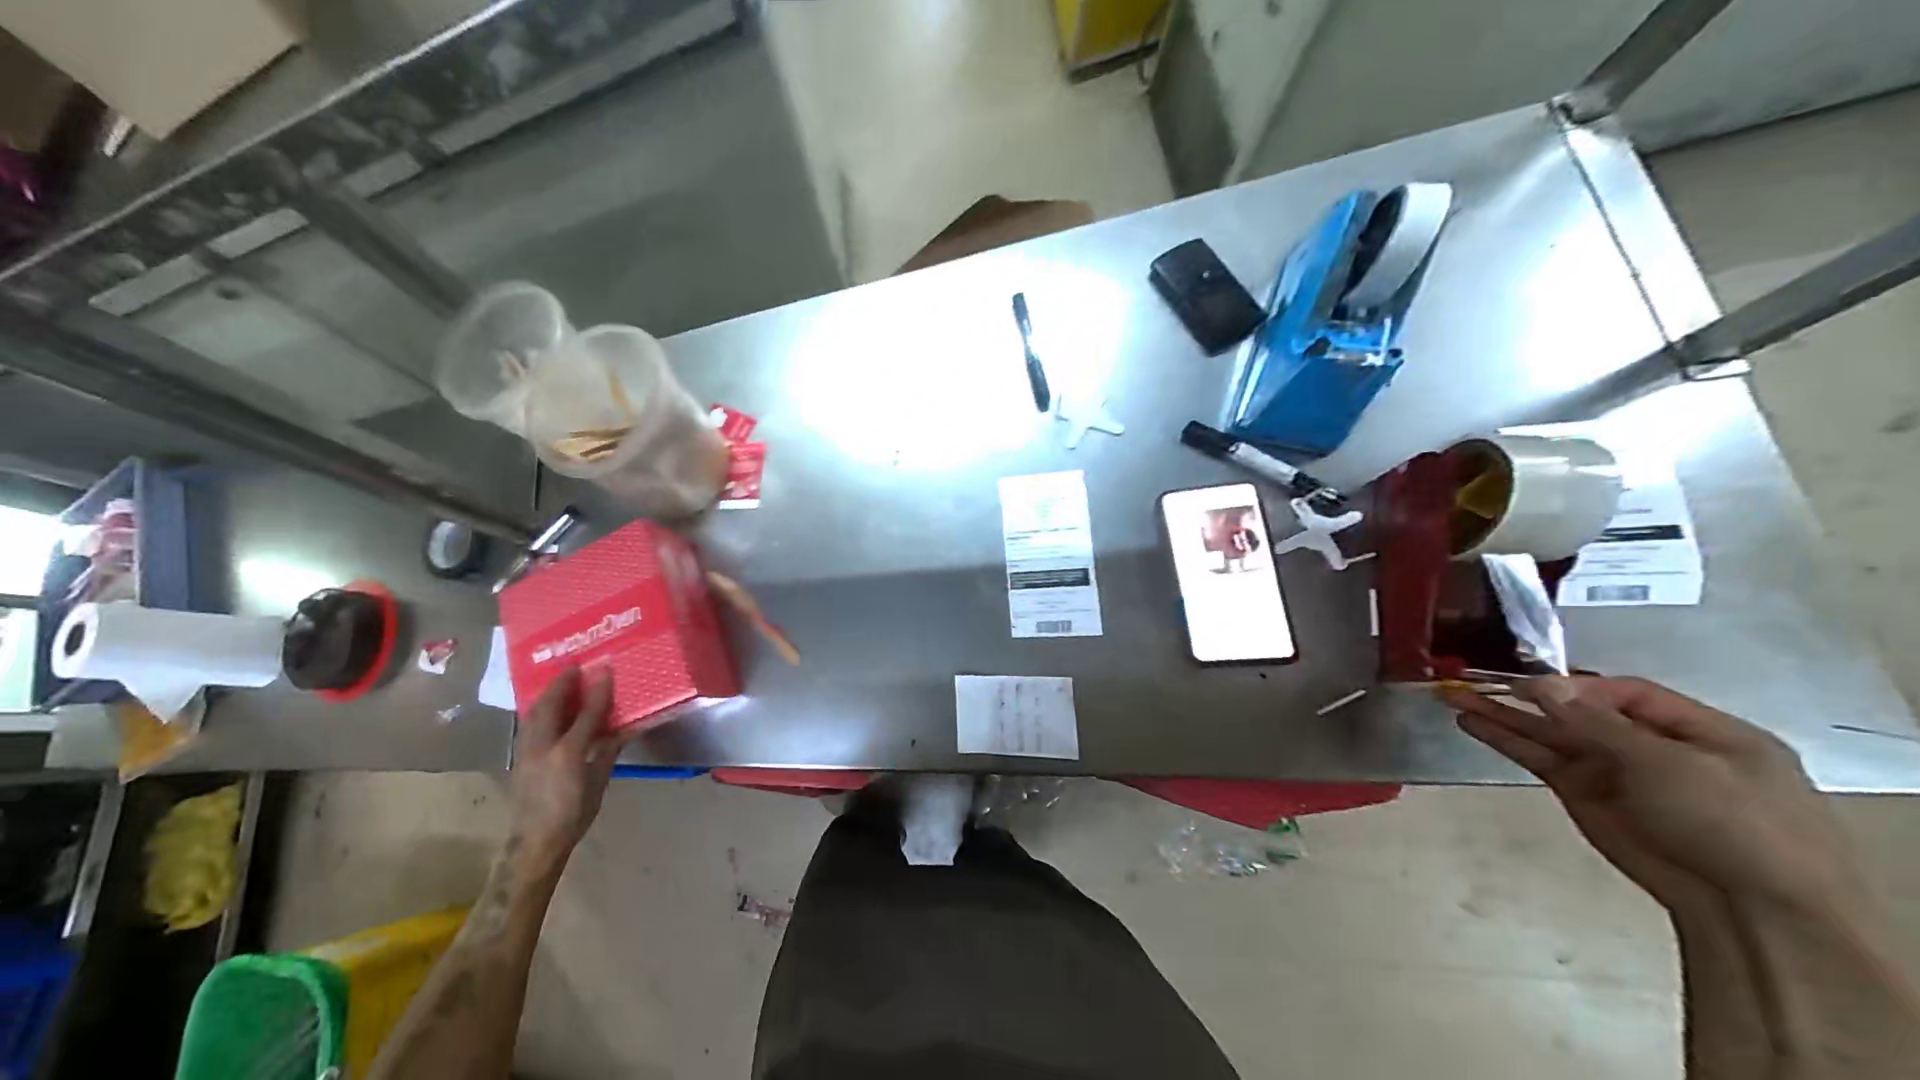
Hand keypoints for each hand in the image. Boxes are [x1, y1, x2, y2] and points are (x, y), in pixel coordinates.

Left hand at [507, 666, 623, 873]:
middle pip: (550, 706)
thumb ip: (608, 752)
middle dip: (562, 684)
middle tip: (575, 667)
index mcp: (567, 753)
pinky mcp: (518, 759)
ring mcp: (526, 752)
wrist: (534, 844)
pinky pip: (529, 725)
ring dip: (547, 694)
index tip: (605, 670)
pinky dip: (538, 710)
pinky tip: (546, 708)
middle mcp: (543, 747)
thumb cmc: (573, 815)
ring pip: (533, 714)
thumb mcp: (598, 783)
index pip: (585, 714)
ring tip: (560, 681)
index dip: (597, 691)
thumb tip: (624, 729)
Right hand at [1439, 676, 1862, 916]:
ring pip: (1550, 734)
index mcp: (1698, 730)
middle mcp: (1652, 745)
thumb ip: (1598, 723)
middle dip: (1525, 695)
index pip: (1624, 692)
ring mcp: (1615, 772)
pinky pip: (1541, 760)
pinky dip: (1507, 741)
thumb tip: (1541, 685)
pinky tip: (1473, 723)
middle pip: (1578, 710)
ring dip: (1503, 714)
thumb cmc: (1732, 821)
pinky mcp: (1585, 796)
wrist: (1751, 909)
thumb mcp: (1670, 763)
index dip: (1574, 685)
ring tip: (1452, 695)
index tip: (1524, 683)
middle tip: (1470, 678)